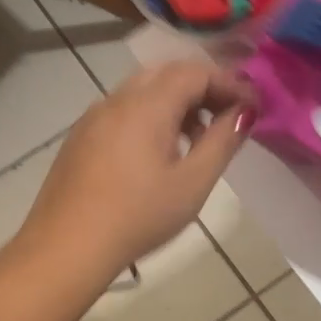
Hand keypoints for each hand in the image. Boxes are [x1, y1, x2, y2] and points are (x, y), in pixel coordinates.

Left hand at [15, 62, 255, 274]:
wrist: (66, 248)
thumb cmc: (139, 215)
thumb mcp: (194, 182)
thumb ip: (223, 141)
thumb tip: (245, 112)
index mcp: (146, 107)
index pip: (195, 72)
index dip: (230, 82)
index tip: (255, 106)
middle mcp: (117, 101)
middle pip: (168, 73)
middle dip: (206, 86)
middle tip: (232, 114)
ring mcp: (94, 117)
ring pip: (145, 89)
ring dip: (180, 100)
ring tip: (202, 136)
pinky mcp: (82, 136)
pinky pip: (126, 108)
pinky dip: (156, 113)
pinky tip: (165, 150)